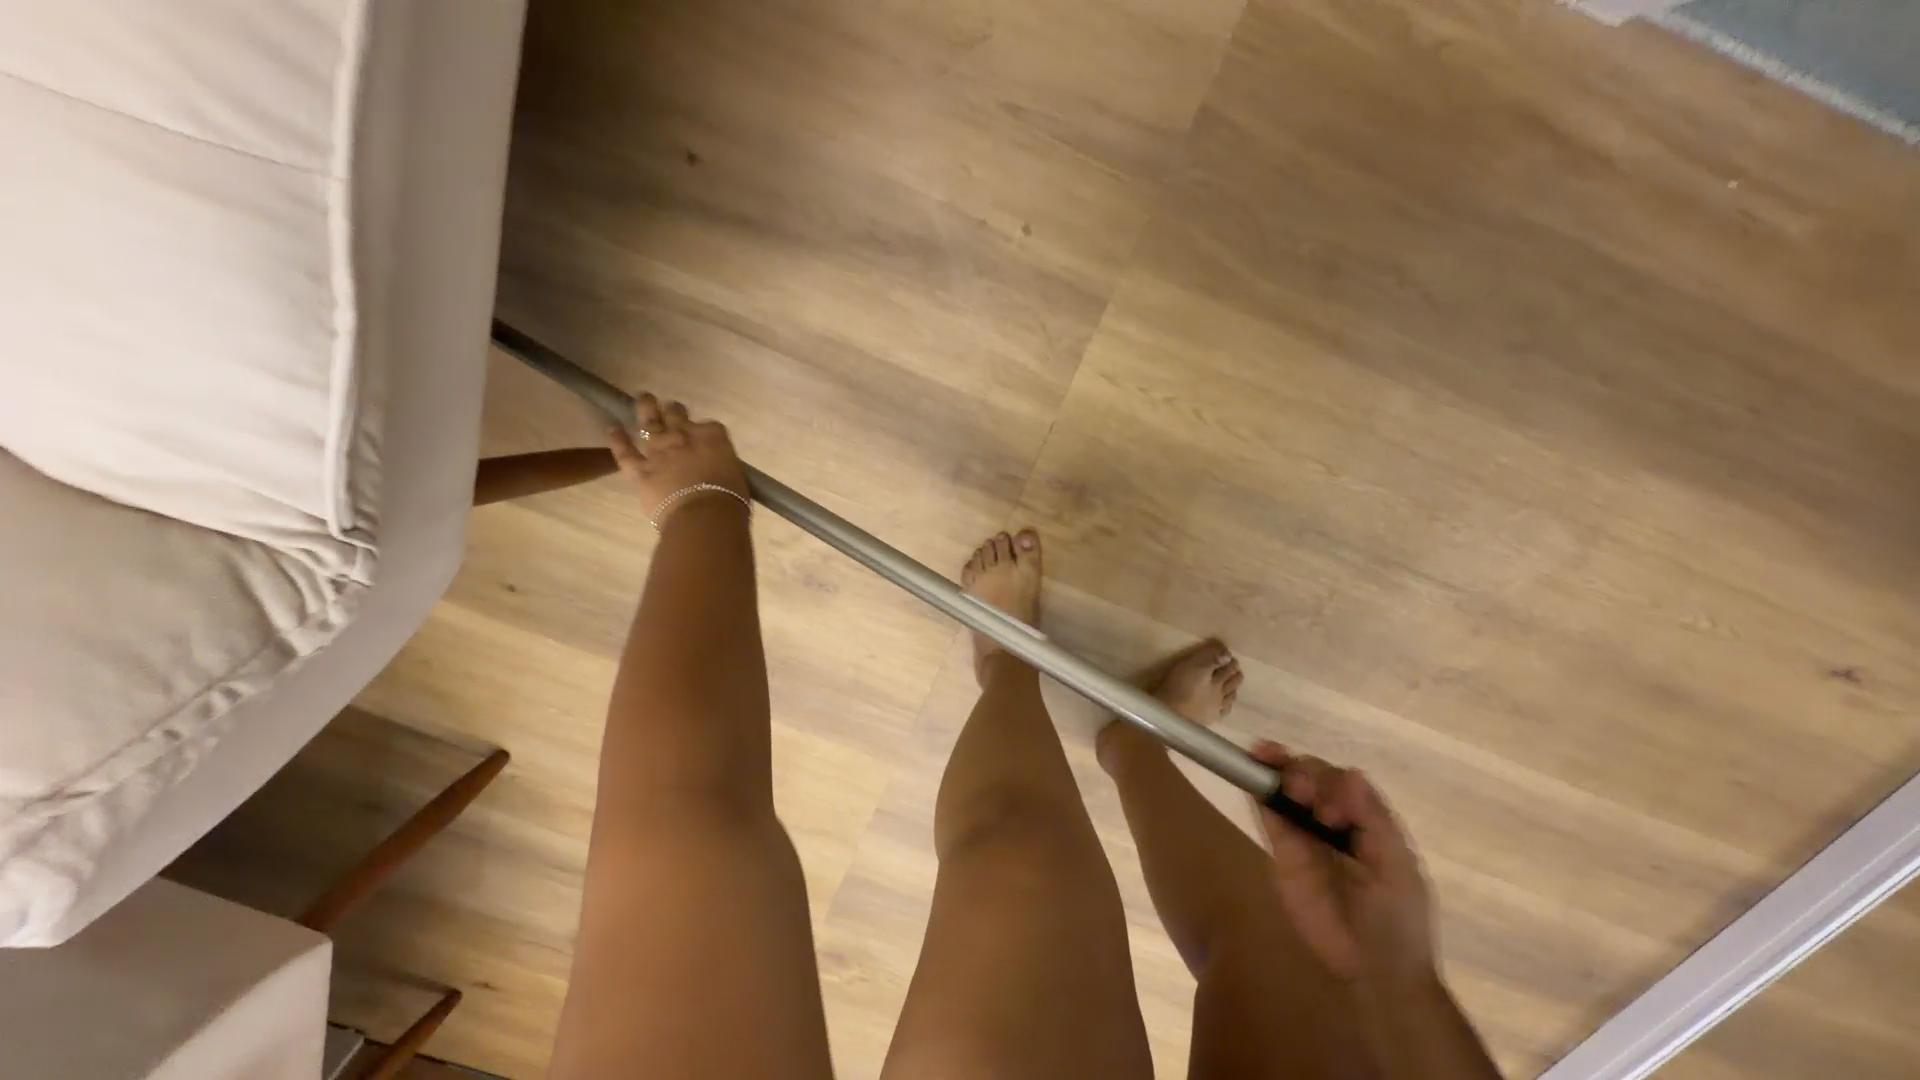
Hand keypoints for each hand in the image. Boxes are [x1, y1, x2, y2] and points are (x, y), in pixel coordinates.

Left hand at [608, 393, 750, 524]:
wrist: (704, 517)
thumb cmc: (729, 500)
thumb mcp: (736, 475)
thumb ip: (722, 465)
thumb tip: (715, 469)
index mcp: (712, 436)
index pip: (709, 426)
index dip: (704, 431)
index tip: (703, 436)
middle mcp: (683, 435)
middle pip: (675, 414)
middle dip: (672, 411)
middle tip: (669, 409)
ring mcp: (659, 450)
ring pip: (649, 422)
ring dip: (645, 408)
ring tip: (643, 399)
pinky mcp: (640, 469)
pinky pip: (625, 452)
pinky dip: (618, 440)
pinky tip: (613, 429)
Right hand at [1251, 741, 1435, 984]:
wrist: (1373, 971)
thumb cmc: (1397, 921)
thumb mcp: (1398, 868)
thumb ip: (1375, 820)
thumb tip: (1351, 773)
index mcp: (1368, 821)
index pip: (1346, 782)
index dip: (1335, 782)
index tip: (1332, 810)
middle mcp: (1334, 821)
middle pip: (1314, 778)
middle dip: (1305, 773)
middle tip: (1302, 793)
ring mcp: (1306, 836)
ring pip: (1287, 790)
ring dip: (1277, 770)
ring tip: (1266, 757)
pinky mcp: (1282, 853)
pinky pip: (1269, 818)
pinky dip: (1260, 795)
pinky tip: (1251, 776)